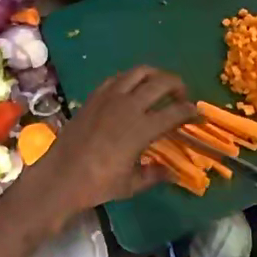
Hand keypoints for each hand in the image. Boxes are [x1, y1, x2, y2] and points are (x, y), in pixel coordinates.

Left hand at [19, 66, 196, 223]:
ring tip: (160, 86)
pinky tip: (132, 90)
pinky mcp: (94, 96)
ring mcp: (110, 97)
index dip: (191, 111)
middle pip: (162, 82)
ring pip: (140, 72)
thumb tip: (172, 173)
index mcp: (143, 128)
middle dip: (178, 86)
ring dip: (156, 76)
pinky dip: (131, 79)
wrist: (59, 177)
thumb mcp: (131, 184)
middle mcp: (129, 106)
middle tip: (182, 97)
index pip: (176, 111)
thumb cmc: (97, 184)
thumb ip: (154, 175)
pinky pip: (118, 78)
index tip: (197, 114)